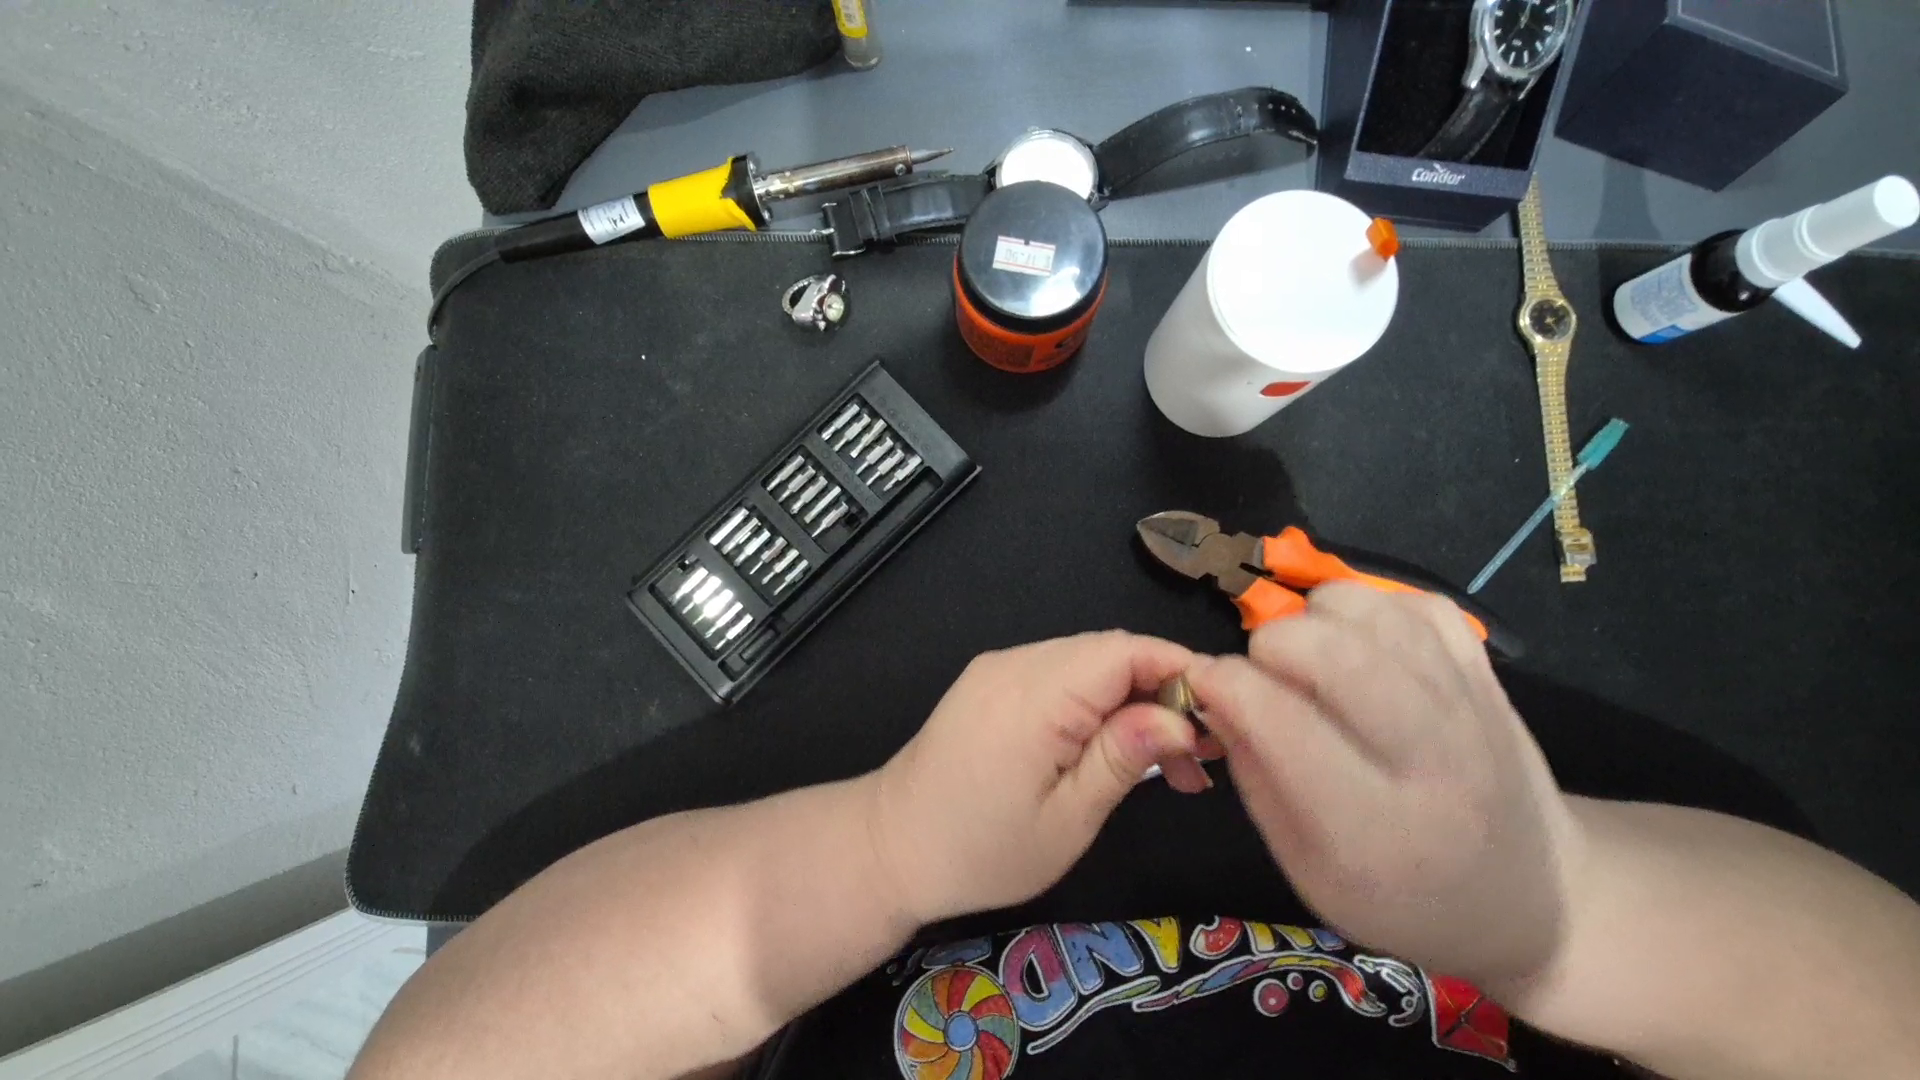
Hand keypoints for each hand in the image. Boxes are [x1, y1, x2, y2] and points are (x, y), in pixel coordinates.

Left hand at [867, 631, 1208, 924]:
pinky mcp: (989, 682)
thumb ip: (1123, 758)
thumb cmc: (982, 850)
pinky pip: (1058, 674)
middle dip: (1163, 692)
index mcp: (1035, 694)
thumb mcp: (1067, 820)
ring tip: (1166, 763)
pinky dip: (1095, 701)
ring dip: (1132, 700)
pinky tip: (1113, 746)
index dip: (1180, 673)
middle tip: (1199, 757)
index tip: (1220, 722)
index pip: (1126, 650)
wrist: (890, 846)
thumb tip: (1179, 718)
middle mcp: (1015, 663)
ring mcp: (998, 668)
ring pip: (1087, 662)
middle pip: (1109, 652)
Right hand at [1186, 584, 1581, 994]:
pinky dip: (1367, 609)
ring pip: (1367, 610)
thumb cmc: (1399, 898)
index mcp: (1370, 826)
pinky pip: (1412, 602)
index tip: (1205, 685)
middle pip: (1328, 650)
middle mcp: (1428, 757)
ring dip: (1314, 620)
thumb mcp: (1304, 867)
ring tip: (1312, 661)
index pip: (1276, 716)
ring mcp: (1468, 705)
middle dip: (1267, 645)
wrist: (1537, 902)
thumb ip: (1252, 773)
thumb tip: (1212, 690)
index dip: (1220, 682)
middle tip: (1265, 676)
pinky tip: (1359, 646)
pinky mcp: (1489, 673)